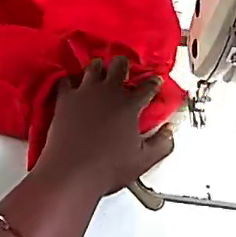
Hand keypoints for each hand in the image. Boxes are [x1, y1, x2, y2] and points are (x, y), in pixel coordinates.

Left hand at [34, 56, 175, 197]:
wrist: (72, 171)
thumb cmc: (107, 168)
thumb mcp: (144, 160)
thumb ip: (162, 143)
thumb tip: (169, 132)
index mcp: (129, 105)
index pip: (147, 87)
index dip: (153, 82)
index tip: (155, 81)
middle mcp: (108, 92)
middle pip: (119, 66)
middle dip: (124, 64)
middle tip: (125, 67)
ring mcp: (85, 92)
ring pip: (94, 67)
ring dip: (99, 67)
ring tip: (100, 70)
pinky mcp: (66, 98)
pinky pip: (66, 80)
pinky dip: (71, 80)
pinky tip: (72, 83)